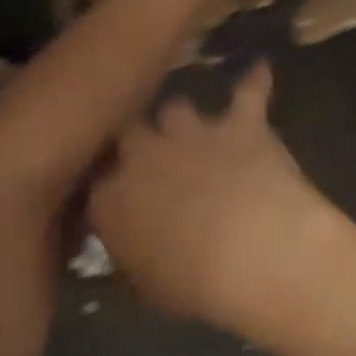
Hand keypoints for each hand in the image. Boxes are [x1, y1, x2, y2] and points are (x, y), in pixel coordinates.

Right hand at [86, 61, 338, 327]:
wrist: (253, 249)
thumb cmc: (194, 284)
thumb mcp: (146, 287)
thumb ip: (131, 257)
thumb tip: (129, 252)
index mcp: (109, 199)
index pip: (95, 182)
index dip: (108, 184)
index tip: (116, 193)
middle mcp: (143, 155)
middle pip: (127, 130)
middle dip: (134, 137)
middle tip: (146, 150)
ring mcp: (192, 133)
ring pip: (176, 106)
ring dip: (183, 117)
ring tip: (193, 124)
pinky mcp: (241, 123)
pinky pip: (249, 90)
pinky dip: (255, 81)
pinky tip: (260, 68)